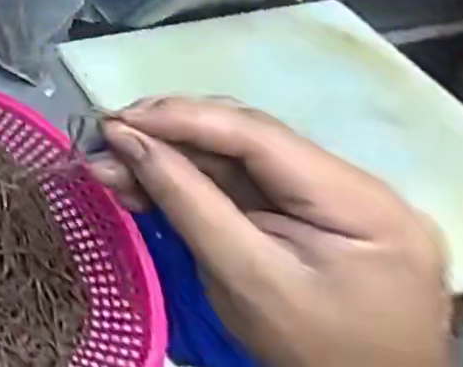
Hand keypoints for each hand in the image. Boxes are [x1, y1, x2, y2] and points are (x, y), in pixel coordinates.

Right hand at [89, 97, 449, 366]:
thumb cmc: (314, 349)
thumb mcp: (245, 276)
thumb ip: (184, 197)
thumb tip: (119, 134)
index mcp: (359, 202)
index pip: (254, 133)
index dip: (176, 117)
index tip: (111, 122)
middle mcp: (348, 184)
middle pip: (235, 133)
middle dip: (161, 135)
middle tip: (103, 147)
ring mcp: (323, 194)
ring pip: (221, 148)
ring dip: (160, 154)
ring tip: (109, 169)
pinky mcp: (298, 206)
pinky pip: (225, 172)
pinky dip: (176, 173)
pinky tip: (138, 184)